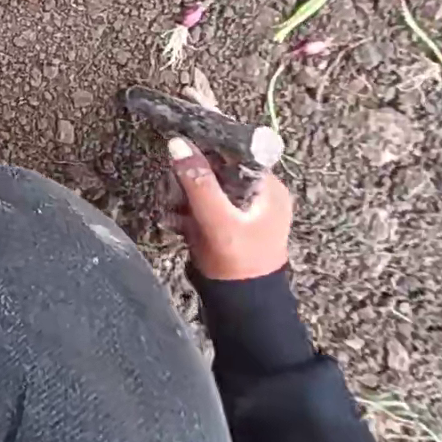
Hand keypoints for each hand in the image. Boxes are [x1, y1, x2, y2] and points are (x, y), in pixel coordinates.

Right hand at [168, 136, 294, 280]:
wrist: (243, 313)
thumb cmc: (239, 266)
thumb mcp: (218, 222)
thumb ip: (198, 182)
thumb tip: (177, 142)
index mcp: (267, 186)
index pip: (234, 146)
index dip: (208, 137)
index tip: (181, 129)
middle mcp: (256, 190)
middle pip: (215, 161)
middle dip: (189, 171)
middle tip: (174, 186)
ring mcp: (240, 205)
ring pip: (203, 178)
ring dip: (183, 189)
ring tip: (175, 209)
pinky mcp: (225, 217)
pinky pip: (200, 196)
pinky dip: (184, 203)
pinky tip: (176, 218)